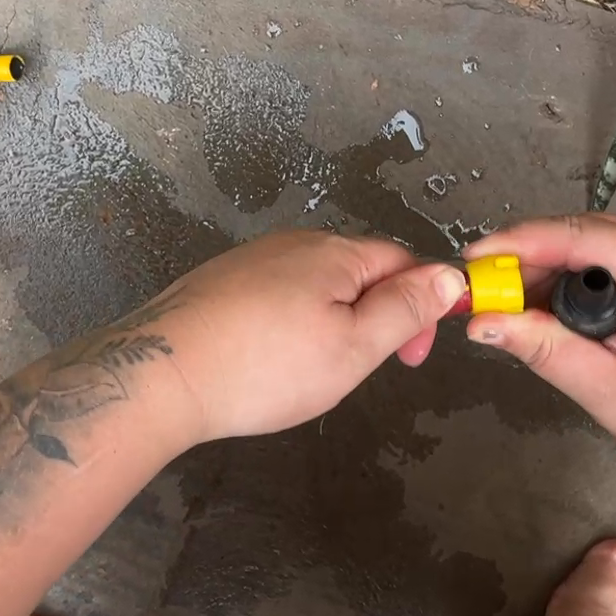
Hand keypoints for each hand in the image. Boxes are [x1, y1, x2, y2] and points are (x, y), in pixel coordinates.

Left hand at [138, 230, 466, 442]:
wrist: (165, 373)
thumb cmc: (267, 366)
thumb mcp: (353, 346)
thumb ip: (405, 308)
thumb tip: (450, 273)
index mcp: (334, 252)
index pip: (401, 261)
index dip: (422, 303)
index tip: (415, 354)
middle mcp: (294, 242)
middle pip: (358, 270)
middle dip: (376, 315)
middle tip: (363, 368)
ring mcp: (253, 258)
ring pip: (317, 283)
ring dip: (335, 320)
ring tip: (315, 369)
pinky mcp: (224, 279)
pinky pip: (279, 292)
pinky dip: (294, 321)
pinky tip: (275, 357)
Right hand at [461, 214, 615, 485]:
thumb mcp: (606, 390)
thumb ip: (542, 349)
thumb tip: (479, 322)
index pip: (581, 235)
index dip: (521, 241)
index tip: (475, 261)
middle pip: (584, 230)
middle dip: (530, 254)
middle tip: (490, 290)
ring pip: (594, 236)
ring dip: (550, 262)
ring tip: (517, 301)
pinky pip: (611, 250)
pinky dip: (576, 269)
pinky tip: (555, 301)